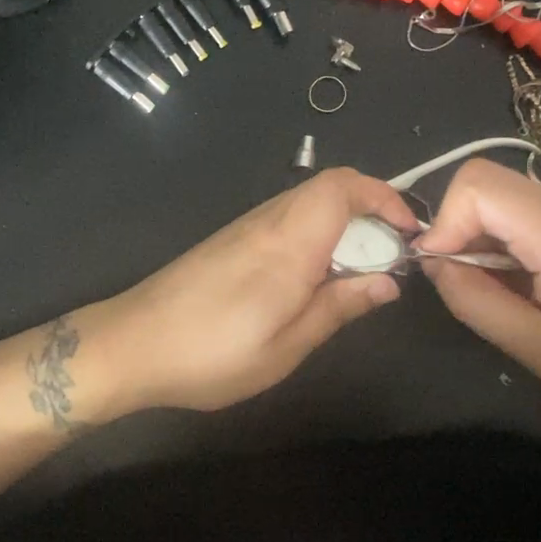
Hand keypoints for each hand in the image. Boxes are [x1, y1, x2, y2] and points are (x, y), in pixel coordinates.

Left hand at [99, 168, 415, 413]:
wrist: (131, 345)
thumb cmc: (211, 355)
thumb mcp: (286, 346)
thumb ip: (338, 307)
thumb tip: (388, 281)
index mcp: (288, 244)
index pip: (342, 186)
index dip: (384, 196)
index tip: (410, 233)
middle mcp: (266, 223)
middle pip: (325, 189)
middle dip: (368, 211)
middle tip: (387, 260)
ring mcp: (241, 229)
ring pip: (302, 205)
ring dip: (339, 226)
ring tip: (353, 275)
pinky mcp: (225, 242)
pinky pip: (281, 223)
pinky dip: (310, 237)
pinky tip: (308, 281)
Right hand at [415, 160, 540, 448]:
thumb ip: (476, 302)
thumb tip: (433, 262)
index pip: (477, 184)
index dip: (445, 221)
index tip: (446, 272)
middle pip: (497, 190)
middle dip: (471, 237)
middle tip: (488, 296)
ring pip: (522, 200)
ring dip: (502, 242)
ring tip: (530, 299)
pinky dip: (533, 240)